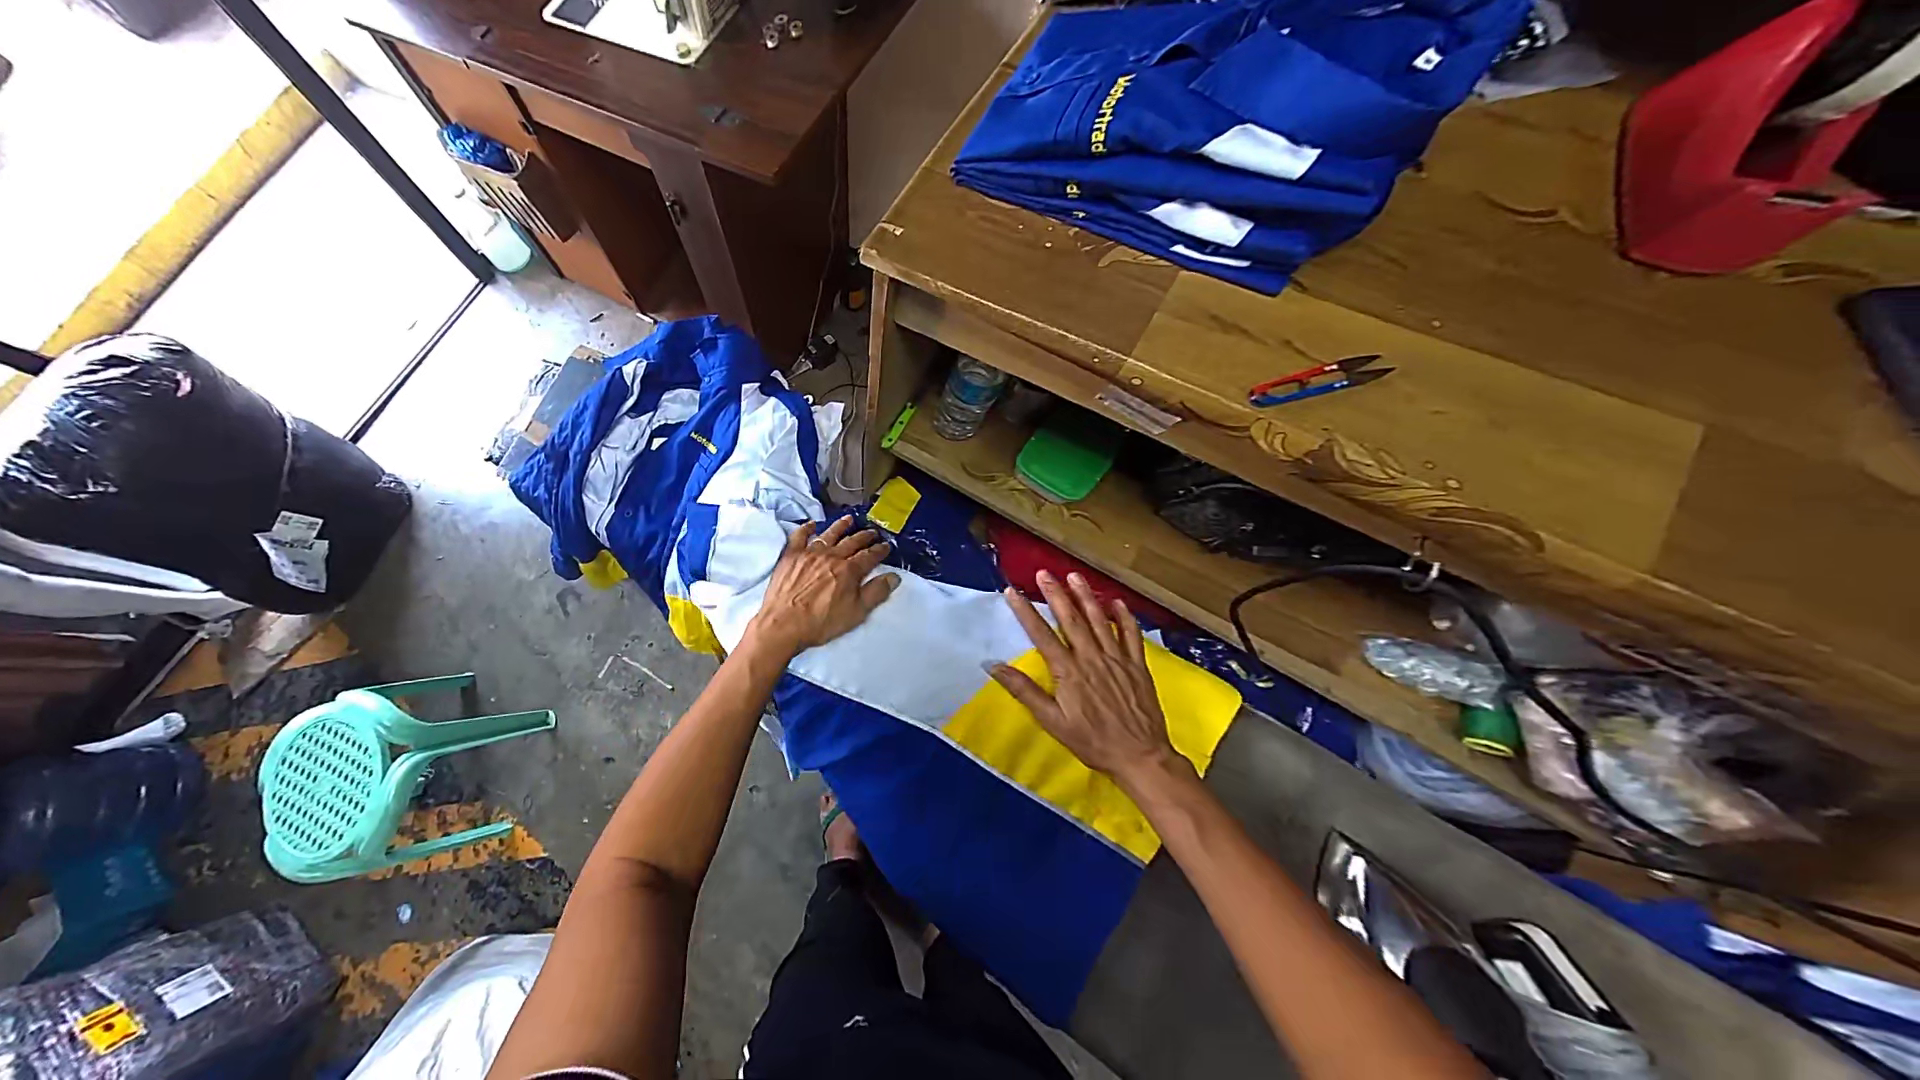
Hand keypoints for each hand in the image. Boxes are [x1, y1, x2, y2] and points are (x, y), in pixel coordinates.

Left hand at [745, 516, 900, 656]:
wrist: (783, 625)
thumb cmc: (821, 623)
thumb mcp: (856, 613)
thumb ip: (876, 593)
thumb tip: (893, 577)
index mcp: (849, 570)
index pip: (870, 556)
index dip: (880, 550)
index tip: (886, 546)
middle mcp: (832, 556)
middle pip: (852, 542)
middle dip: (865, 536)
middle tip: (873, 532)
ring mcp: (810, 554)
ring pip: (829, 534)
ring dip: (841, 526)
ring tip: (849, 519)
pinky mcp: (791, 556)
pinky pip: (800, 536)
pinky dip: (807, 528)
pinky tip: (812, 525)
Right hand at [990, 571, 1189, 789]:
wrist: (1139, 756)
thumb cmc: (1092, 742)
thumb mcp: (1052, 722)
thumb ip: (1024, 691)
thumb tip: (994, 666)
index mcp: (1069, 672)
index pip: (1042, 635)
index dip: (1026, 612)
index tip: (1014, 592)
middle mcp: (1092, 658)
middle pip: (1071, 619)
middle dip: (1056, 594)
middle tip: (1043, 573)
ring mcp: (1117, 659)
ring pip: (1099, 620)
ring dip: (1086, 596)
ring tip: (1074, 576)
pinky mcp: (1137, 664)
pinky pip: (1131, 634)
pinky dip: (1124, 616)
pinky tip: (1116, 602)